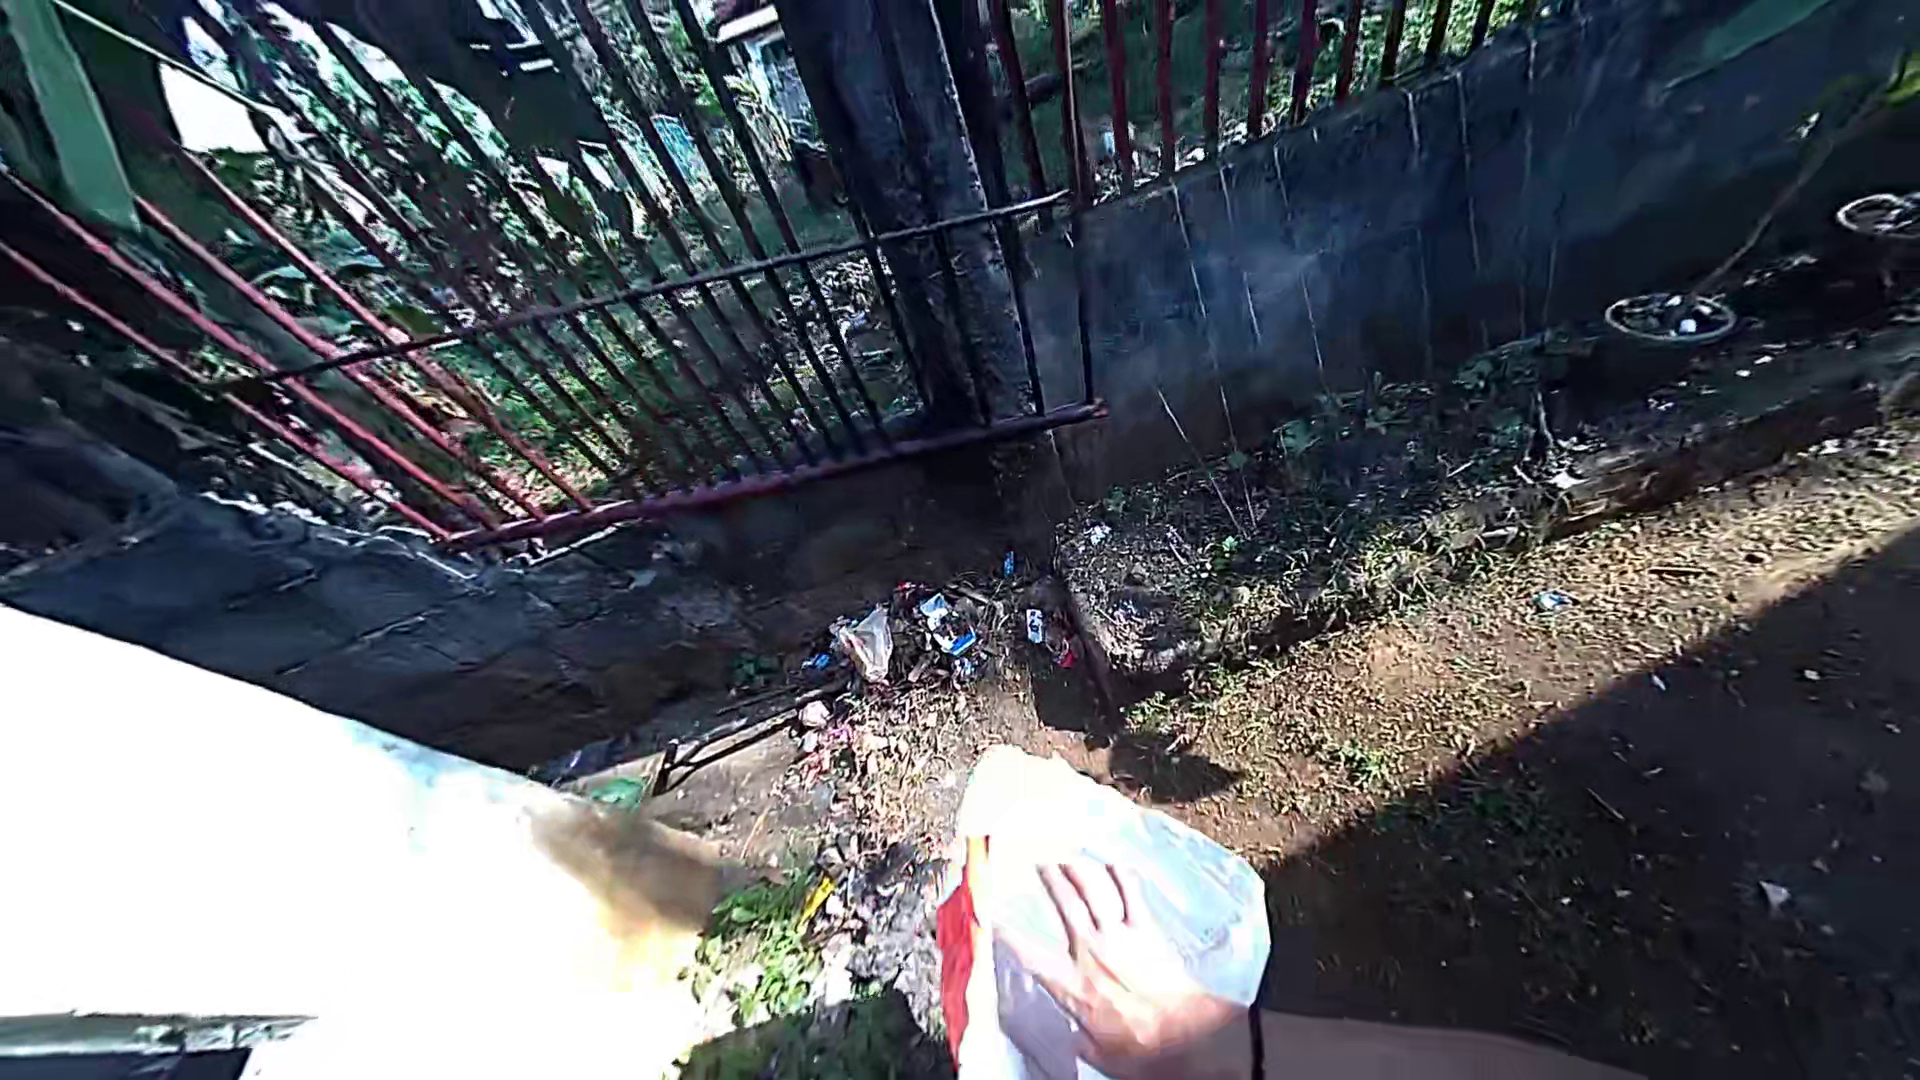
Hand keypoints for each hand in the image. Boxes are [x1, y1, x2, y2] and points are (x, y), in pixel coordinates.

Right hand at [1002, 859, 1252, 1079]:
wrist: (1186, 1040)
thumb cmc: (1142, 1054)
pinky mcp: (1145, 929)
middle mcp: (1090, 951)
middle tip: (1040, 861)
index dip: (1009, 934)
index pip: (1031, 956)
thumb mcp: (1102, 1056)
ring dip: (1077, 870)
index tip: (993, 916)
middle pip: (1064, 904)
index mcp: (1073, 984)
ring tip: (1068, 857)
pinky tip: (1114, 862)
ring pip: (1092, 891)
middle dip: (1050, 879)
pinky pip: (1131, 894)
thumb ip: (1082, 1040)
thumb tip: (1071, 1037)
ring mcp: (1118, 935)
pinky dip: (1121, 875)